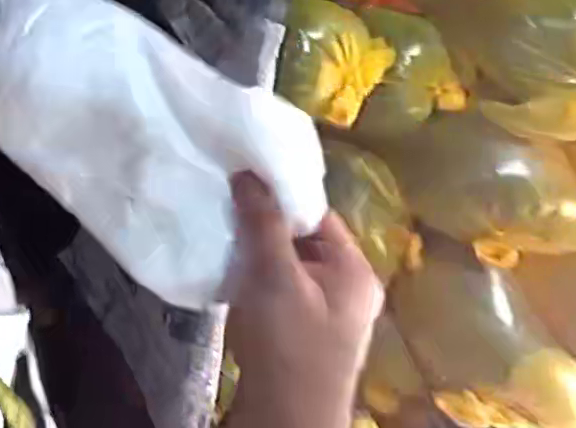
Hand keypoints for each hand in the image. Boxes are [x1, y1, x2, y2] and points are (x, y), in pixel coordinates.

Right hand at [224, 172, 381, 427]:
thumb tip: (248, 172)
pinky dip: (254, 261)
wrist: (285, 415)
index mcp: (354, 269)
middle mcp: (345, 282)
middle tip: (225, 197)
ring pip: (285, 251)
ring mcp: (324, 302)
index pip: (315, 211)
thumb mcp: (274, 274)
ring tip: (222, 220)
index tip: (239, 176)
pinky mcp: (300, 317)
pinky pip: (277, 272)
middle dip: (262, 214)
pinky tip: (229, 254)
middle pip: (300, 230)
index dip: (279, 192)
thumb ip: (263, 221)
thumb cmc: (287, 342)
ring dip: (255, 238)